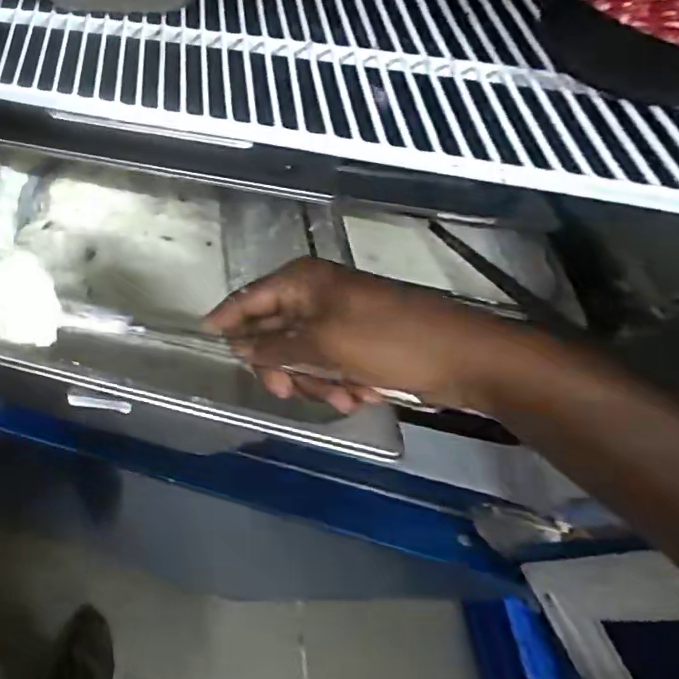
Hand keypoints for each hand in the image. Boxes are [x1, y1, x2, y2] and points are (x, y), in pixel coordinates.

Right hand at [203, 257, 520, 412]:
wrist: (472, 360)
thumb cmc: (390, 340)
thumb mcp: (323, 344)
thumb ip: (273, 347)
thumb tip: (236, 346)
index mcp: (302, 282)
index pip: (247, 299)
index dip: (226, 321)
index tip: (206, 341)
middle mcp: (314, 296)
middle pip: (270, 333)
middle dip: (280, 365)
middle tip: (284, 391)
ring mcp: (336, 320)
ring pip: (298, 355)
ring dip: (313, 380)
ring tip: (342, 397)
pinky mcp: (358, 343)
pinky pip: (327, 364)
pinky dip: (337, 382)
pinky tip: (361, 395)